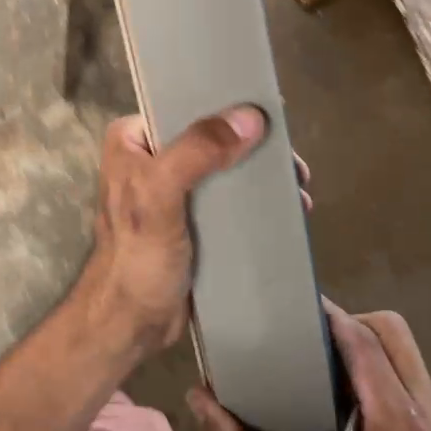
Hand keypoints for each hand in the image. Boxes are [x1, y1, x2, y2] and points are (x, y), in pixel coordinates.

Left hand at [73, 106, 268, 358]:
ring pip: (224, 168)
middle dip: (254, 147)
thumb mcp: (160, 194)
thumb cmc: (136, 255)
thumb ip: (198, 152)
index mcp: (132, 138)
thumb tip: (249, 117)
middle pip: (210, 137)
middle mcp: (150, 157)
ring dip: (261, 174)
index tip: (270, 114)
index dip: (226, 107)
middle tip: (293, 163)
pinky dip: (256, 199)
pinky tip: (288, 209)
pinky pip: (229, 198)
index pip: (183, 106)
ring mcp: (171, 189)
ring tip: (298, 189)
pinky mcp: (191, 220)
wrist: (131, 323)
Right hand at [186, 299, 430, 430]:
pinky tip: (356, 405)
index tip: (292, 304)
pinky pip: (415, 384)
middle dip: (350, 323)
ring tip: (330, 369)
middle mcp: (428, 416)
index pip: (361, 338)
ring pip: (408, 354)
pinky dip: (384, 378)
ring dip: (368, 349)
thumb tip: (198, 396)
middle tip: (312, 339)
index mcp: (393, 421)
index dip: (326, 313)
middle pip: (391, 329)